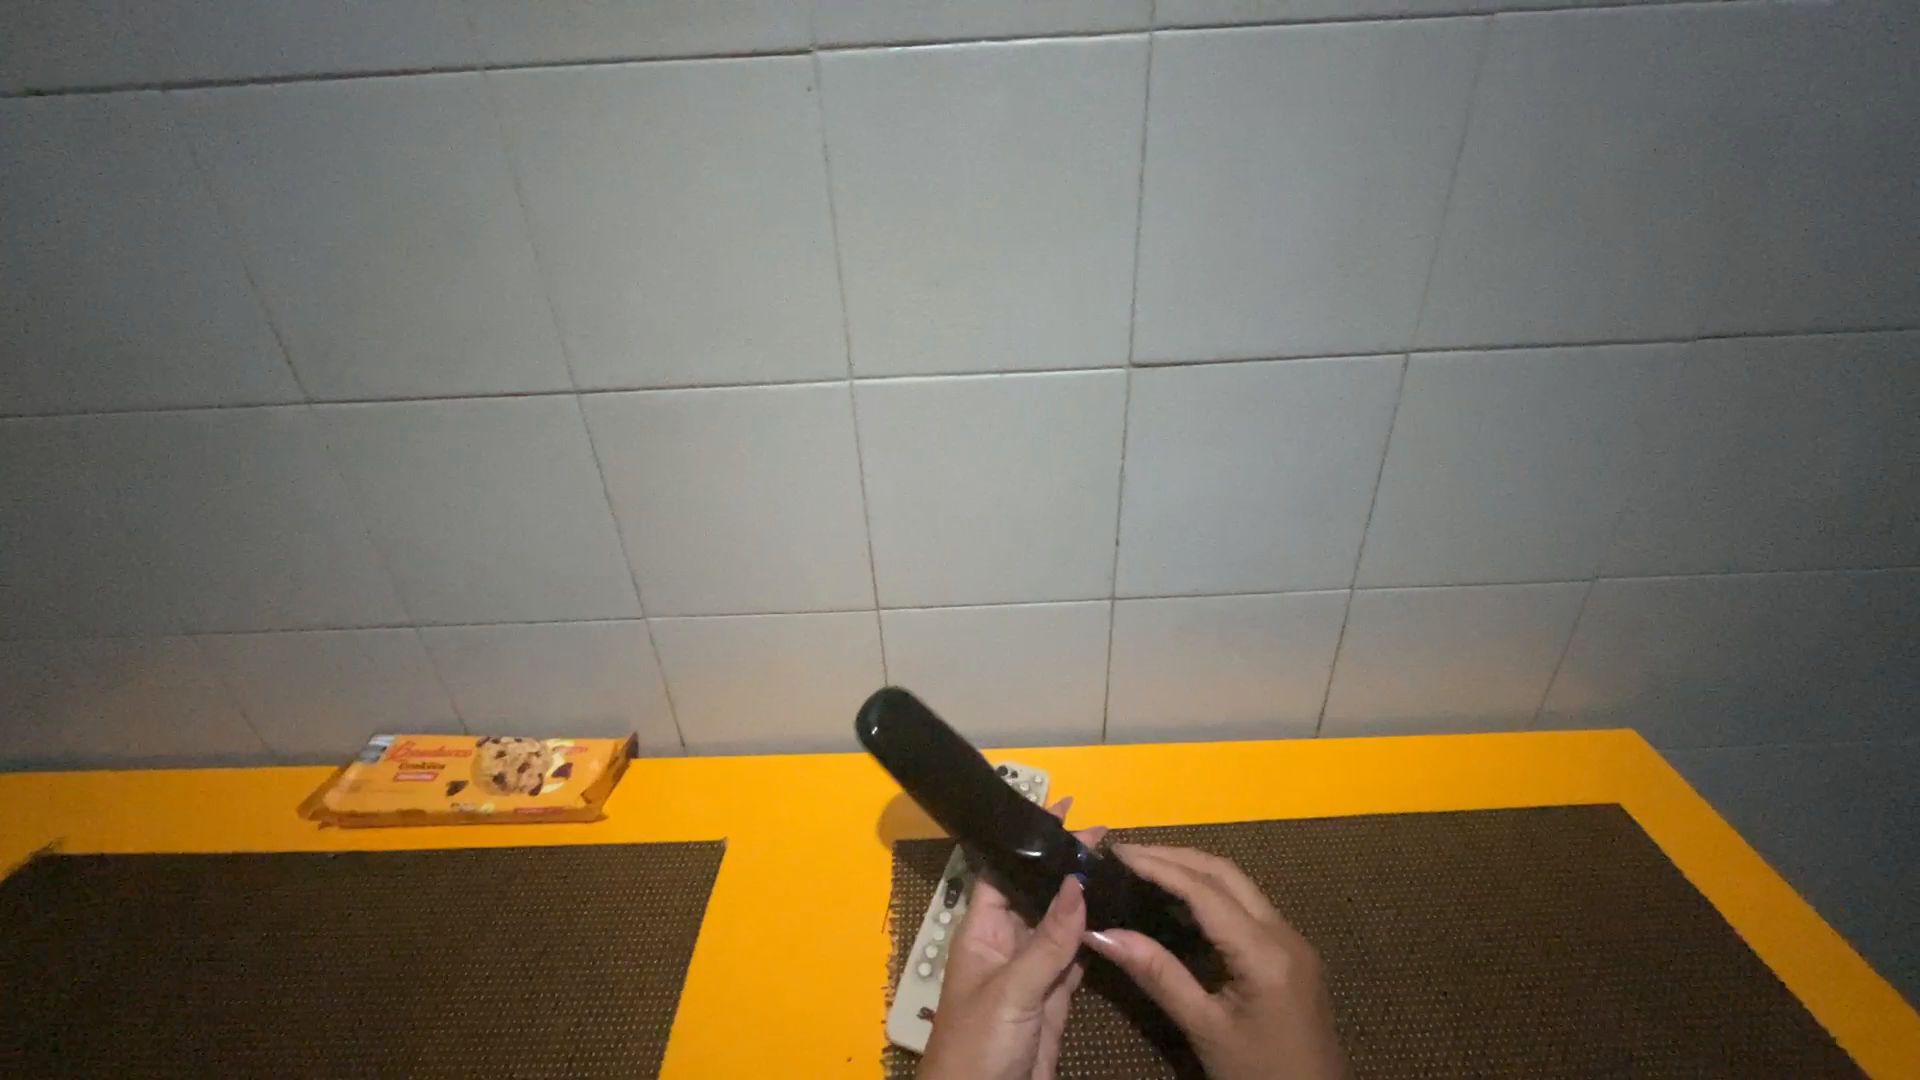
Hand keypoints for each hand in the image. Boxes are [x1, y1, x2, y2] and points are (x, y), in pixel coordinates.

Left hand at [916, 799, 1105, 1079]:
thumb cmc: (978, 1043)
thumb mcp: (1011, 989)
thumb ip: (1048, 939)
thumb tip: (1077, 882)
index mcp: (981, 929)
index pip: (1005, 870)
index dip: (1028, 840)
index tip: (1060, 808)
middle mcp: (1006, 943)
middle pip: (1036, 893)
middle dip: (1063, 865)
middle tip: (1103, 836)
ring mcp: (1031, 973)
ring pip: (1059, 925)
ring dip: (1082, 899)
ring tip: (1113, 866)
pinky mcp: (1052, 1001)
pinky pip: (1074, 960)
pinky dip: (1092, 939)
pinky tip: (1112, 916)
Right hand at [1082, 845, 1348, 1079]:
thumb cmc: (1260, 1077)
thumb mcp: (1204, 1030)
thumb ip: (1157, 975)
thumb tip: (1101, 932)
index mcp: (1264, 952)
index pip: (1203, 890)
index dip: (1157, 866)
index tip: (1116, 853)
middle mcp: (1284, 933)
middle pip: (1223, 872)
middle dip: (1173, 856)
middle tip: (1125, 853)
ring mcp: (1292, 940)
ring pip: (1238, 883)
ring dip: (1192, 867)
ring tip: (1145, 865)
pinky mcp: (1292, 952)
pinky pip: (1247, 903)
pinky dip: (1210, 888)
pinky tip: (1181, 898)